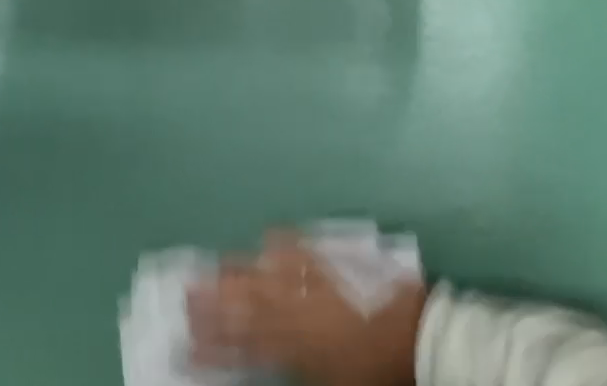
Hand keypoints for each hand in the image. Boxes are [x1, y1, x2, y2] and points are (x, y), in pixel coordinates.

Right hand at [187, 231, 427, 385]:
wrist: (420, 339)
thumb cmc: (376, 370)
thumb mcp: (329, 380)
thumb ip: (297, 367)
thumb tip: (271, 358)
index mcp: (296, 352)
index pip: (244, 349)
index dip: (213, 347)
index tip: (185, 342)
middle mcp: (301, 318)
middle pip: (249, 308)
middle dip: (215, 302)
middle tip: (186, 292)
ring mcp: (321, 288)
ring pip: (270, 279)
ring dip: (240, 272)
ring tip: (213, 264)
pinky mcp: (342, 267)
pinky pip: (308, 254)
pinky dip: (288, 245)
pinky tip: (270, 235)